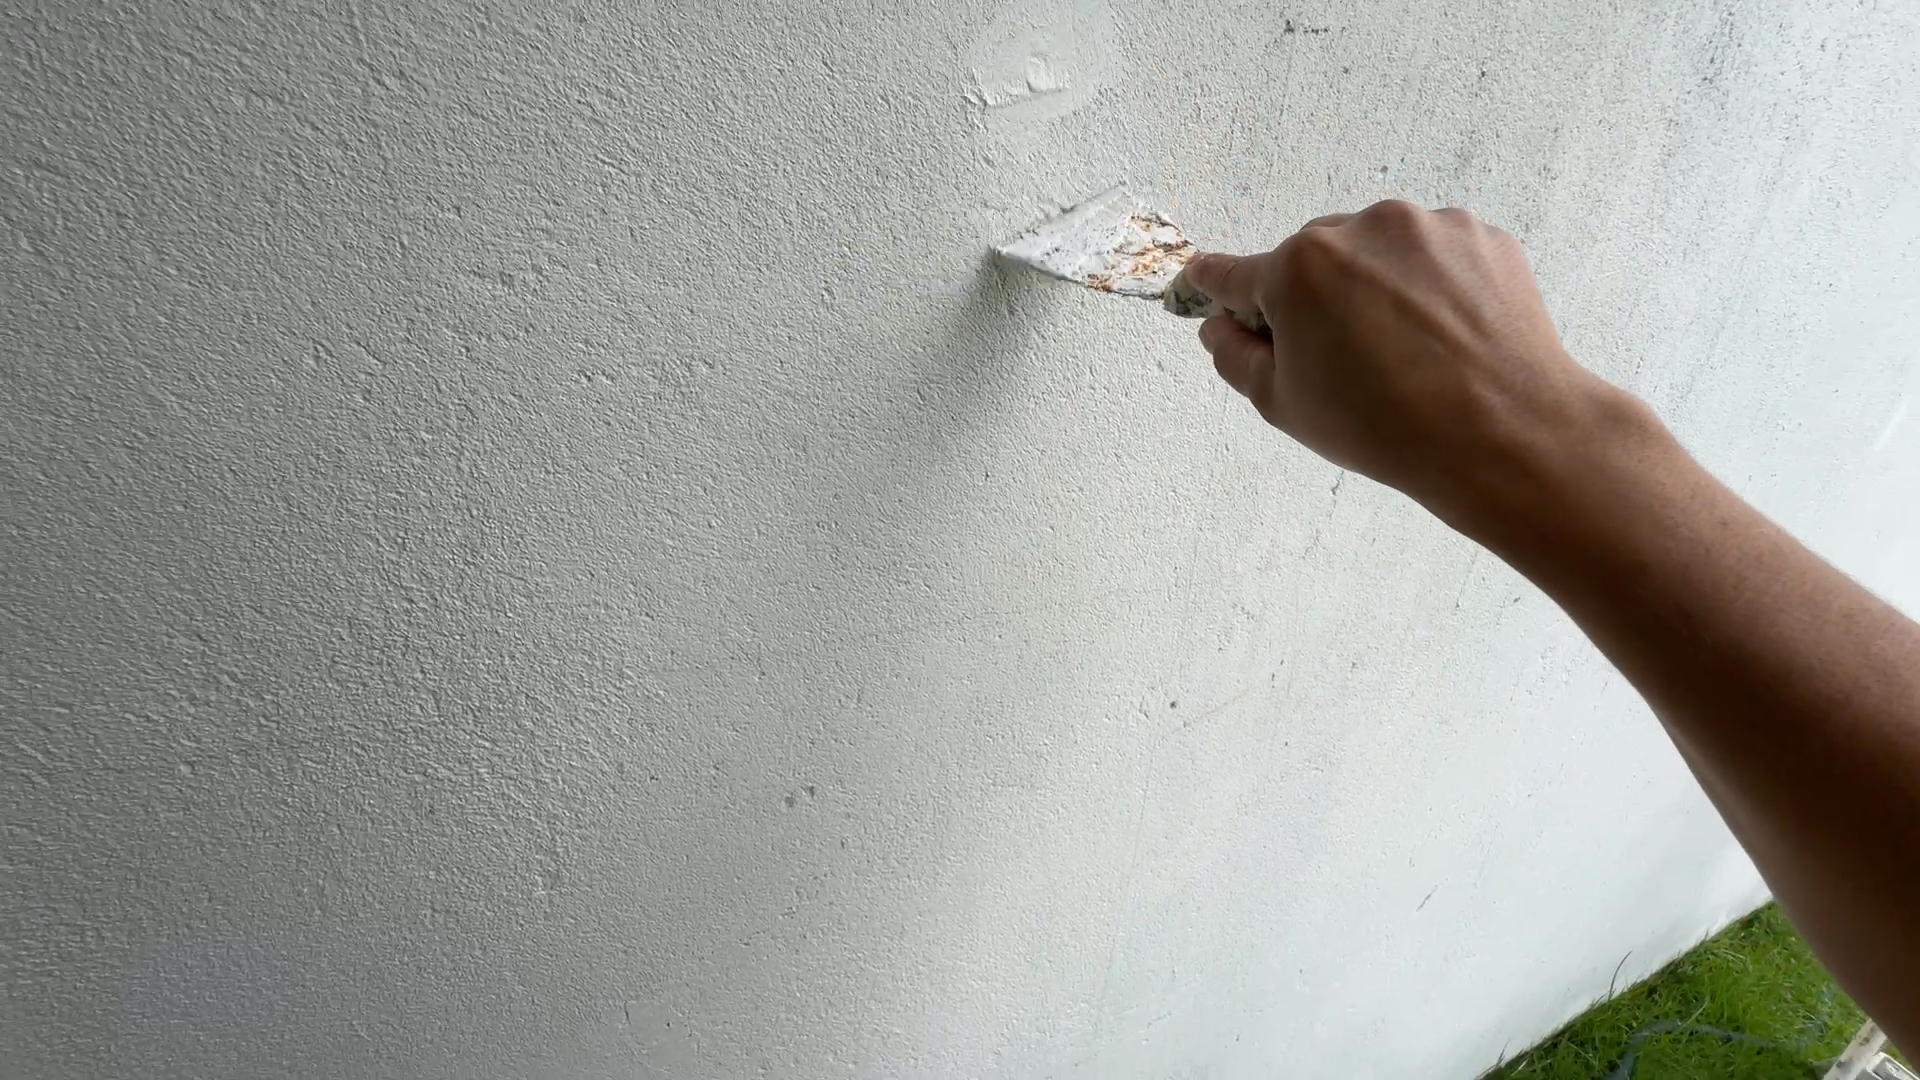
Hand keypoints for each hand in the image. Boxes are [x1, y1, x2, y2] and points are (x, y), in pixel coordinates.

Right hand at [1184, 200, 1648, 536]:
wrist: (1500, 430)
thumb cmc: (1375, 423)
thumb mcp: (1277, 402)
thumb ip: (1231, 354)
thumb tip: (1217, 325)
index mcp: (1297, 268)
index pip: (1231, 273)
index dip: (1210, 285)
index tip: (1199, 279)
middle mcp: (1358, 228)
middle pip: (1306, 260)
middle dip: (1304, 296)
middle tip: (1328, 354)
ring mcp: (1426, 226)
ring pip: (1368, 252)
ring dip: (1363, 286)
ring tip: (1391, 347)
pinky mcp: (1479, 235)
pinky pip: (1425, 253)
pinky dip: (1417, 284)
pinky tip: (1431, 332)